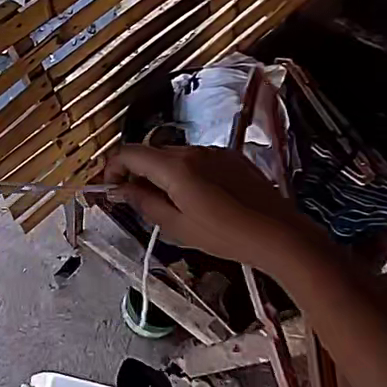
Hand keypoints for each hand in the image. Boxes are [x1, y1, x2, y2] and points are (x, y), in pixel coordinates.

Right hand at [99, 145, 312, 269]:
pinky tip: (195, 199)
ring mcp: (213, 152)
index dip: (111, 168)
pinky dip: (183, 173)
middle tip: (134, 201)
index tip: (109, 188)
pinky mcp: (230, 158)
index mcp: (174, 167)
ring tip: (166, 204)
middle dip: (135, 173)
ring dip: (160, 174)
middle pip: (150, 153)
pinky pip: (196, 160)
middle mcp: (192, 151)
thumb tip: (119, 190)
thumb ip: (143, 203)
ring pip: (172, 156)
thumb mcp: (176, 226)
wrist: (277, 234)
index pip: (128, 154)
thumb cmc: (224, 235)